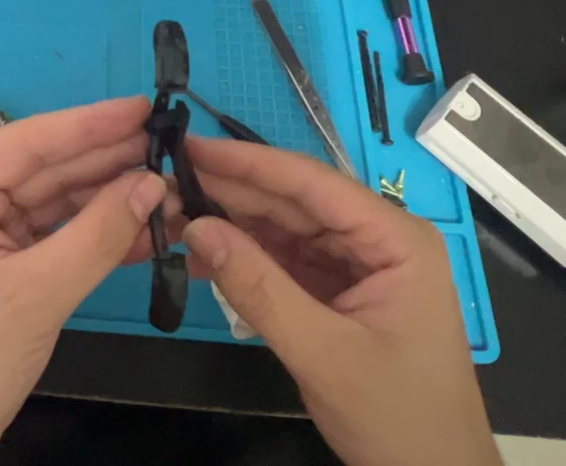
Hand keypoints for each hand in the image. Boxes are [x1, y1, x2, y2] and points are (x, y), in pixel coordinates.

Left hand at [0, 96, 165, 465]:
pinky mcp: (4, 259)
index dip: (89, 123)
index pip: (28, 142)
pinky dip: (98, 232)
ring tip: (169, 184)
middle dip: (108, 160)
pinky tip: (147, 225)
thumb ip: (97, 236)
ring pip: (57, 199)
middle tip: (169, 144)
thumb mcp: (35, 296)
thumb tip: (154, 184)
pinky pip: (57, 233)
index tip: (142, 107)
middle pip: (46, 167)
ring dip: (111, 196)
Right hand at [179, 136, 500, 465]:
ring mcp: (356, 262)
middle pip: (292, 201)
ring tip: (172, 216)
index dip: (247, 162)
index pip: (311, 183)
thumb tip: (194, 226)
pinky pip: (281, 258)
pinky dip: (242, 256)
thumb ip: (257, 287)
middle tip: (166, 183)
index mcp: (394, 238)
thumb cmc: (399, 421)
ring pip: (281, 226)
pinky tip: (201, 254)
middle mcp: (376, 237)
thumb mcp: (324, 354)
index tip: (190, 145)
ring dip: (229, 222)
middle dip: (229, 193)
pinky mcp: (336, 288)